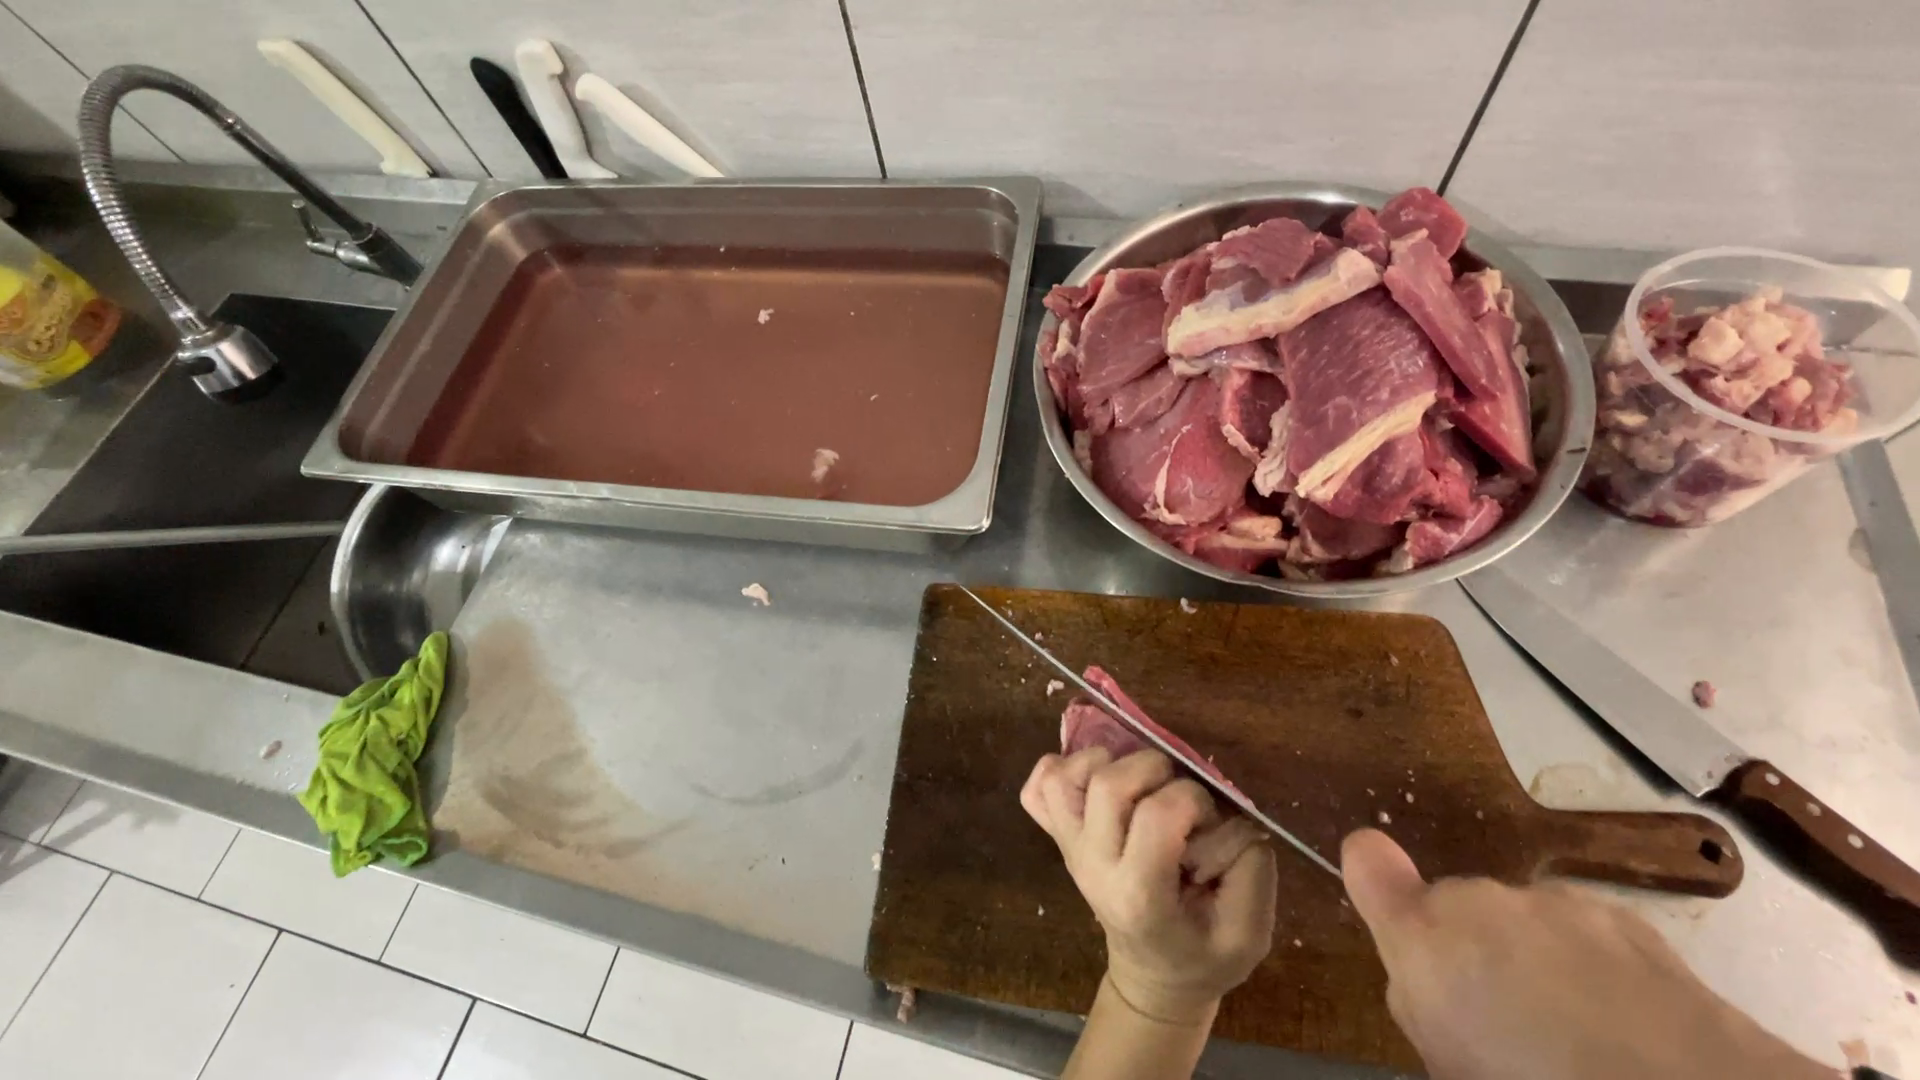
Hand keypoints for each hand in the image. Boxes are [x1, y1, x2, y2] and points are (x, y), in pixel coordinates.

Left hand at [1022, 747, 1277, 1022]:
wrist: (1153, 975)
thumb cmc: (1203, 954)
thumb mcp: (1250, 933)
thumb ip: (1251, 870)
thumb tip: (1228, 814)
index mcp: (1140, 894)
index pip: (1156, 814)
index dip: (1193, 800)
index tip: (1209, 821)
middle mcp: (1093, 864)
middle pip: (1107, 783)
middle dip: (1155, 769)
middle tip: (1178, 795)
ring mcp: (1069, 847)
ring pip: (1064, 776)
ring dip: (1108, 762)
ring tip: (1140, 785)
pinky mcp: (1058, 836)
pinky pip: (1037, 788)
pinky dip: (1062, 768)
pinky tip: (1095, 780)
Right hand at [1341, 829, 1834, 1079]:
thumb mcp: (1446, 1062)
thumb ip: (1424, 1004)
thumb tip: (1433, 984)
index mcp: (1421, 935)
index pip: (1365, 860)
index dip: (1371, 873)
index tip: (1385, 901)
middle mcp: (1476, 900)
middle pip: (1454, 909)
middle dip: (1472, 951)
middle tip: (1506, 1022)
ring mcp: (1550, 902)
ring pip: (1521, 921)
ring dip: (1533, 958)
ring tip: (1577, 1033)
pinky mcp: (1622, 916)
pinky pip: (1580, 933)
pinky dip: (1590, 965)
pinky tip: (1626, 1023)